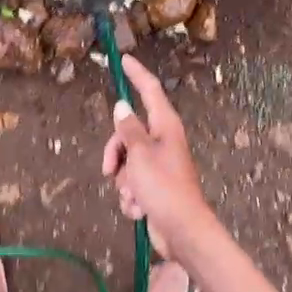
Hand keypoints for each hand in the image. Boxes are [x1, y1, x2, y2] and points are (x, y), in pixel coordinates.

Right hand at [100, 54, 211, 253]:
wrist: (182, 231)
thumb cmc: (163, 187)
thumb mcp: (140, 154)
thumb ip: (128, 129)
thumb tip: (122, 106)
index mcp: (165, 125)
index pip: (149, 89)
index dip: (136, 73)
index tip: (124, 59)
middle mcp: (162, 140)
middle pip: (129, 132)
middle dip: (115, 152)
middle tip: (110, 169)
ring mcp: (159, 164)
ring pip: (127, 161)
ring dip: (123, 181)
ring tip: (133, 196)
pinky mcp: (155, 187)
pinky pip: (132, 183)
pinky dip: (131, 197)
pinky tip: (139, 209)